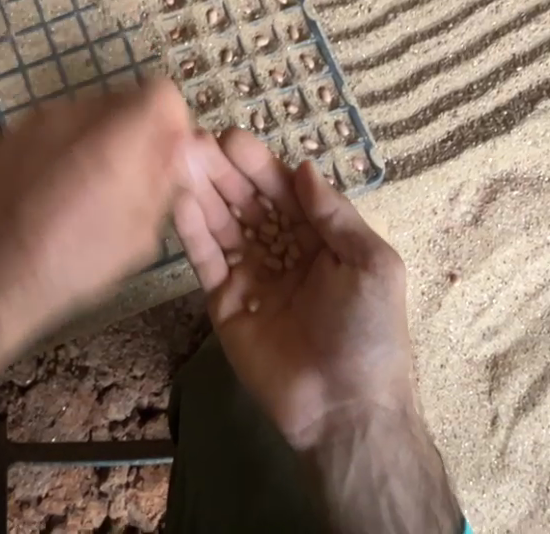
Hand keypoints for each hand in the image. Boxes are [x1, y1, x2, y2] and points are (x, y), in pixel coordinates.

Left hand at [0, 80, 195, 432]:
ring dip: (97, 139)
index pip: (163, 93)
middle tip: (128, 178)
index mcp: (121, 131)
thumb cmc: (76, 262)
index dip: (169, 124)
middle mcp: (80, 110)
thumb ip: (164, 179)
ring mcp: (39, 118)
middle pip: (124, 100)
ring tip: (85, 189)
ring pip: (87, 114)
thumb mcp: (141, 233)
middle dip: (134, 132)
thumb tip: (180, 148)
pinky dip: (61, 148)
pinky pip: (52, 129)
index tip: (165, 158)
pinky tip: (51, 191)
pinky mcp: (9, 133)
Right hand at [172, 129, 415, 445]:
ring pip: (222, 223)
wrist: (346, 410)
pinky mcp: (223, 301)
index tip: (230, 138)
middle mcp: (280, 249)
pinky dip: (192, 230)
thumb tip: (302, 166)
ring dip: (201, 191)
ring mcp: (249, 274)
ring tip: (178, 160)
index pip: (282, 191)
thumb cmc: (368, 332)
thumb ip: (334, 214)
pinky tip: (178, 201)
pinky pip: (206, 259)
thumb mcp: (371, 264)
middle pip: (246, 201)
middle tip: (193, 141)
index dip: (258, 164)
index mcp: (317, 238)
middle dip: (222, 171)